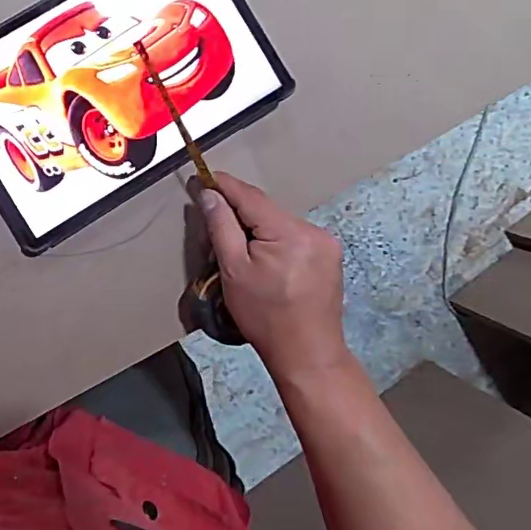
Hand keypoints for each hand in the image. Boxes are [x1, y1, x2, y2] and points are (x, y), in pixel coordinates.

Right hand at [196, 172, 348, 376]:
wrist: (307, 353)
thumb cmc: (265, 316)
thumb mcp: (233, 270)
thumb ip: (221, 227)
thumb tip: (209, 194)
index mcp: (289, 233)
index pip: (250, 197)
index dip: (224, 185)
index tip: (201, 176)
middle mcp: (313, 231)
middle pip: (265, 209)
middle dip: (238, 211)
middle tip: (211, 219)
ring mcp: (325, 243)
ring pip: (278, 222)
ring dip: (255, 226)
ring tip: (237, 248)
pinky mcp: (328, 255)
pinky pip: (292, 235)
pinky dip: (272, 238)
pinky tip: (261, 258)